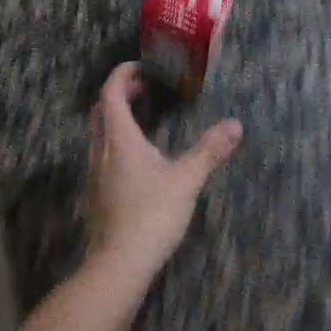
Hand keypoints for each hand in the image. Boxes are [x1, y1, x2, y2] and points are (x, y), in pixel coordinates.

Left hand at [85, 62, 243, 281]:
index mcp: (119, 137)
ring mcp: (94, 172)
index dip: (123, 74)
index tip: (141, 67)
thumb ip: (209, 151)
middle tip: (144, 89)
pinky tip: (136, 158)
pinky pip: (101, 152)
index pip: (111, 91)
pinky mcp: (96, 192)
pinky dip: (115, 140)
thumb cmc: (151, 214)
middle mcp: (101, 148)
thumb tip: (236, 125)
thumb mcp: (186, 180)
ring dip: (116, 117)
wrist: (119, 263)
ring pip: (99, 132)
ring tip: (142, 119)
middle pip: (101, 109)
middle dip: (119, 93)